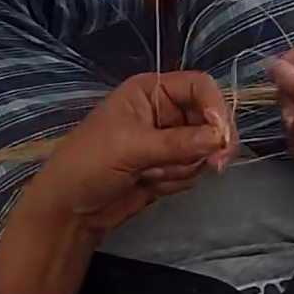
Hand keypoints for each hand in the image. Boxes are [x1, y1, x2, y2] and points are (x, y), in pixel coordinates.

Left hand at [21, 71, 235, 233]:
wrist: (71, 207)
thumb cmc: (90, 162)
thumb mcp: (131, 147)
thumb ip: (178, 143)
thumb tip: (220, 138)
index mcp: (149, 90)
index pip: (198, 86)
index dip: (215, 107)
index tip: (222, 136)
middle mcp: (162, 110)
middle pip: (210, 118)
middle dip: (209, 144)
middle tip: (214, 165)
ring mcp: (167, 140)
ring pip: (204, 148)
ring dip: (183, 166)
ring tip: (150, 174)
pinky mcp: (168, 167)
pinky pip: (193, 170)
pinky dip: (178, 180)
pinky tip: (149, 184)